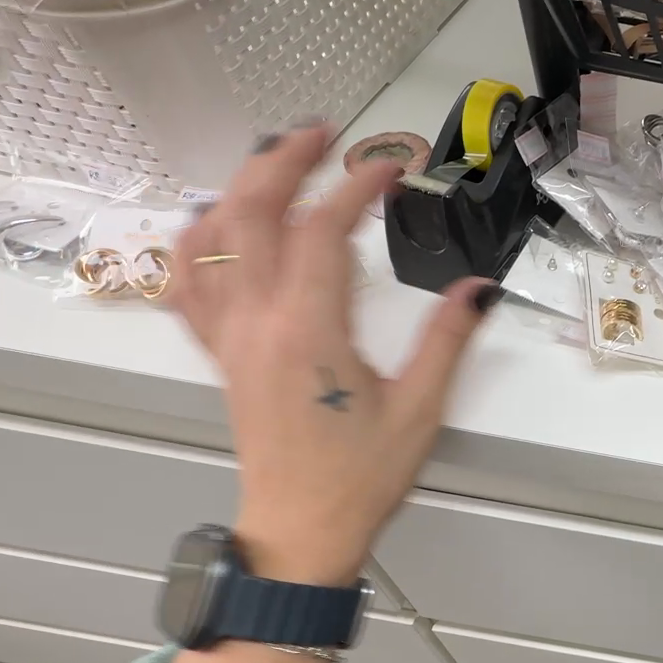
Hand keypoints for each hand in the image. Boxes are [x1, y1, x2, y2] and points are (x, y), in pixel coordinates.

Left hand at [171, 124, 500, 585]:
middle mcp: (255, 321)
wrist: (302, 528)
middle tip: (324, 134)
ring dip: (239, 186)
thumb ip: (446, 342)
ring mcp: (227, 336)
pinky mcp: (219, 354)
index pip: (324, 232)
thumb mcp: (420, 410)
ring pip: (208, 235)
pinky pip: (185, 280)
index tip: (392, 168)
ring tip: (275, 163)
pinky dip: (195, 238)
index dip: (357, 188)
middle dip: (283, 159)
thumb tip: (478, 288)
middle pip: (250, 211)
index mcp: (309, 332)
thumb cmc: (364, 476)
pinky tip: (216, 224)